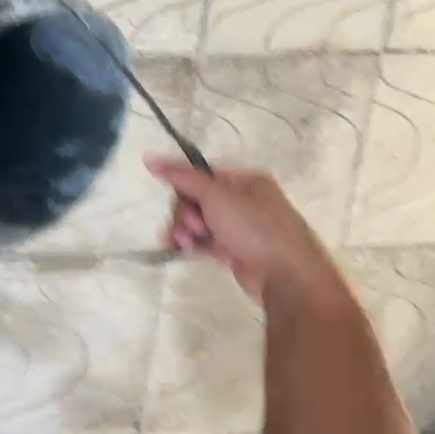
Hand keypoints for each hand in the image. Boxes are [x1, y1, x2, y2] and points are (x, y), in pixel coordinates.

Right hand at [146, 156, 347, 309]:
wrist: (286, 276)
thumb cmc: (254, 228)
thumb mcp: (215, 195)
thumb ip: (180, 176)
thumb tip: (148, 157)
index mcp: (244, 181)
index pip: (199, 175)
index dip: (183, 188)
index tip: (177, 199)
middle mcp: (243, 200)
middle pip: (194, 199)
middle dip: (184, 214)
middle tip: (191, 227)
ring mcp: (240, 226)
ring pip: (196, 221)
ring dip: (184, 231)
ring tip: (186, 243)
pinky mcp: (234, 249)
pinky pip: (203, 240)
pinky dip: (193, 244)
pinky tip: (186, 250)